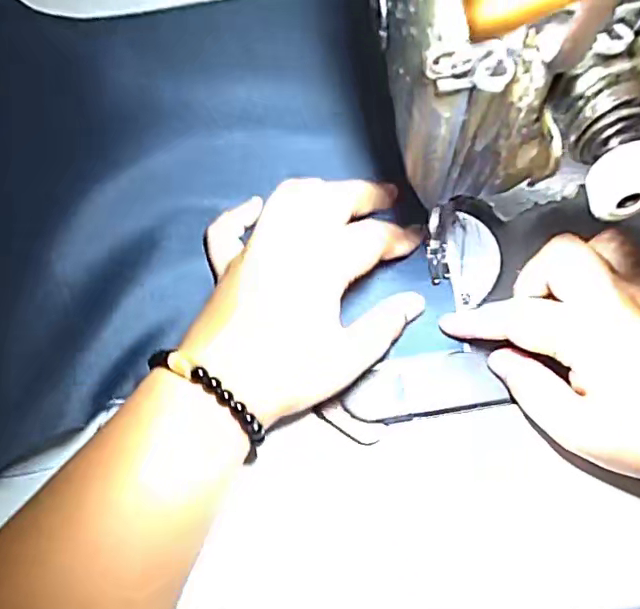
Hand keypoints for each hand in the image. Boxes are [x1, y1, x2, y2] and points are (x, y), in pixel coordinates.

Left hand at [176, 178, 426, 427]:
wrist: (221, 388)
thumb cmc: (288, 376)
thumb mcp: (347, 360)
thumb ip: (383, 327)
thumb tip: (413, 303)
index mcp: (323, 265)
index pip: (370, 238)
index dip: (398, 236)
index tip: (418, 238)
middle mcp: (289, 243)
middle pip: (330, 199)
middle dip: (364, 194)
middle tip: (389, 196)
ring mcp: (254, 248)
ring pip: (286, 198)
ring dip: (317, 190)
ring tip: (338, 197)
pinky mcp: (226, 264)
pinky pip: (231, 226)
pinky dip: (245, 211)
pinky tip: (258, 207)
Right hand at [438, 231, 639, 495]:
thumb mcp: (574, 427)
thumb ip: (531, 387)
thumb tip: (504, 360)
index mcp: (590, 328)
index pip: (520, 316)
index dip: (481, 321)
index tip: (457, 324)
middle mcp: (620, 298)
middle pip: (559, 257)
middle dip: (530, 284)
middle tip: (523, 325)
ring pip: (600, 246)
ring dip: (569, 270)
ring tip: (561, 310)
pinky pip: (634, 261)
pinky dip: (608, 270)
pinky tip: (601, 303)